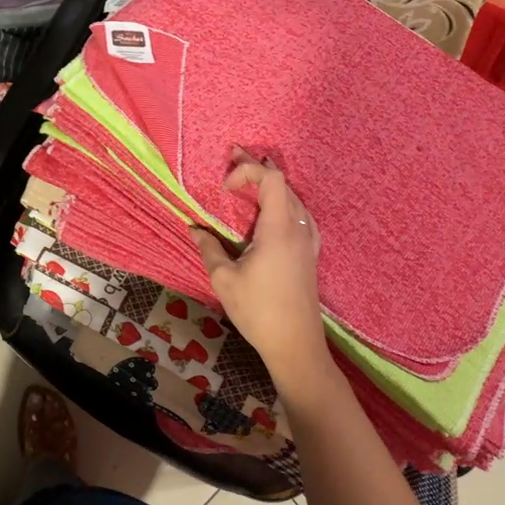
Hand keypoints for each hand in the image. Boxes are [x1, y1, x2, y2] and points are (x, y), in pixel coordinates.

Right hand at [191, 148, 330, 392]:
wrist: (296, 347)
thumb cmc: (259, 311)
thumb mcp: (224, 279)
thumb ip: (209, 247)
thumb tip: (194, 228)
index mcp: (279, 229)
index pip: (271, 179)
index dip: (247, 171)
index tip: (224, 188)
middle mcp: (298, 229)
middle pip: (283, 184)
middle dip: (256, 168)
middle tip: (232, 157)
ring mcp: (308, 243)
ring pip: (293, 198)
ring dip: (270, 185)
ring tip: (249, 178)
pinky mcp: (310, 256)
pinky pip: (300, 215)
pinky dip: (283, 202)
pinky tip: (274, 210)